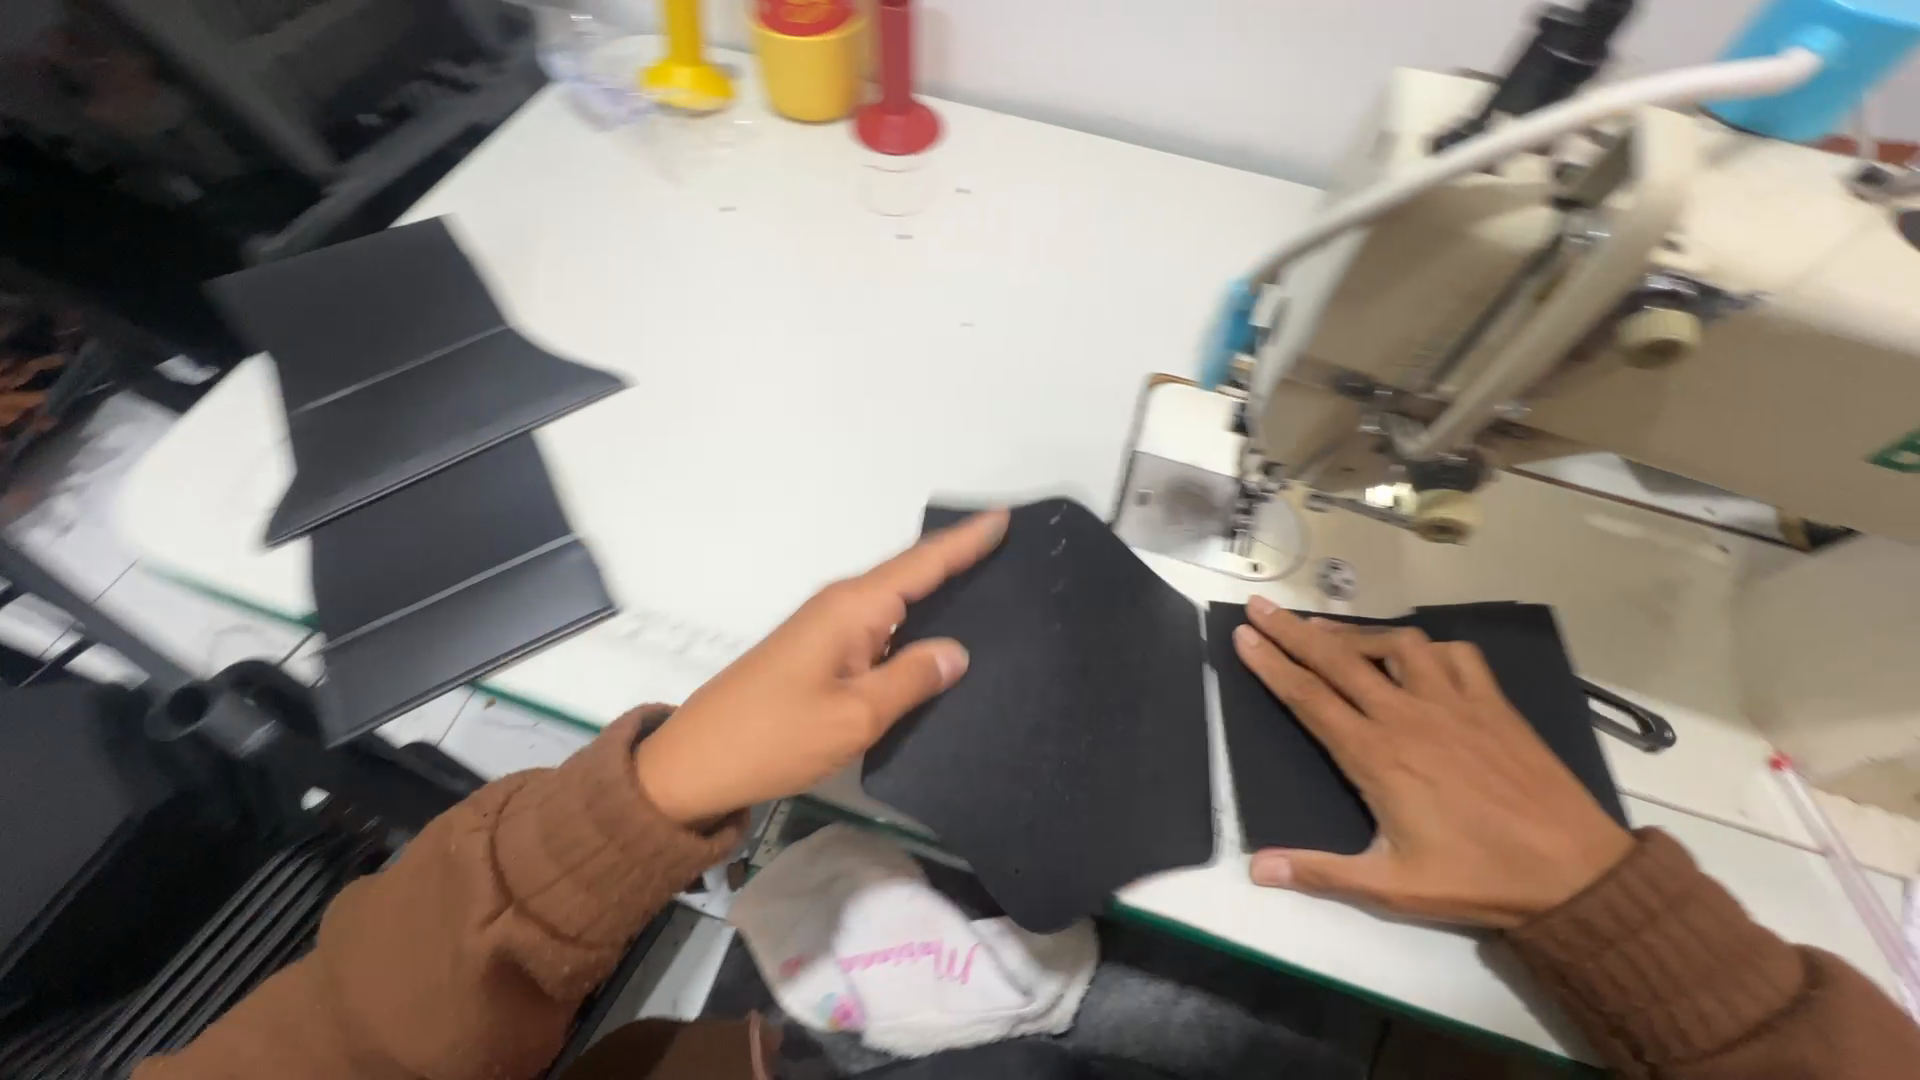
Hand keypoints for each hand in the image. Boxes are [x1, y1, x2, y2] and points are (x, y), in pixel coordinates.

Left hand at [634, 511, 1008, 826]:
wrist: (697, 764)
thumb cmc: (777, 736)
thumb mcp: (856, 715)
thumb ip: (912, 678)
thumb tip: (957, 651)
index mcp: (853, 608)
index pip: (922, 563)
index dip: (965, 541)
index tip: (1004, 517)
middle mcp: (841, 606)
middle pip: (910, 573)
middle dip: (957, 559)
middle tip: (1011, 554)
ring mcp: (827, 628)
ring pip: (895, 601)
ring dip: (936, 592)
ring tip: (989, 589)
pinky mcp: (820, 653)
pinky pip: (880, 626)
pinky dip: (912, 624)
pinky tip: (935, 643)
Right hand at [1232, 597, 1633, 927]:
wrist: (1579, 876)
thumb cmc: (1478, 879)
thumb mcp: (1391, 886)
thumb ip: (1319, 871)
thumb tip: (1255, 869)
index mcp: (1376, 756)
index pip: (1308, 697)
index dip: (1270, 663)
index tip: (1243, 635)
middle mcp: (1407, 716)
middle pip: (1337, 660)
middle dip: (1292, 630)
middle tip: (1260, 607)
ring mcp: (1454, 704)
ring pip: (1394, 646)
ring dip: (1354, 633)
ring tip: (1326, 631)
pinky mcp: (1493, 704)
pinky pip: (1454, 655)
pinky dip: (1425, 646)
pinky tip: (1410, 653)